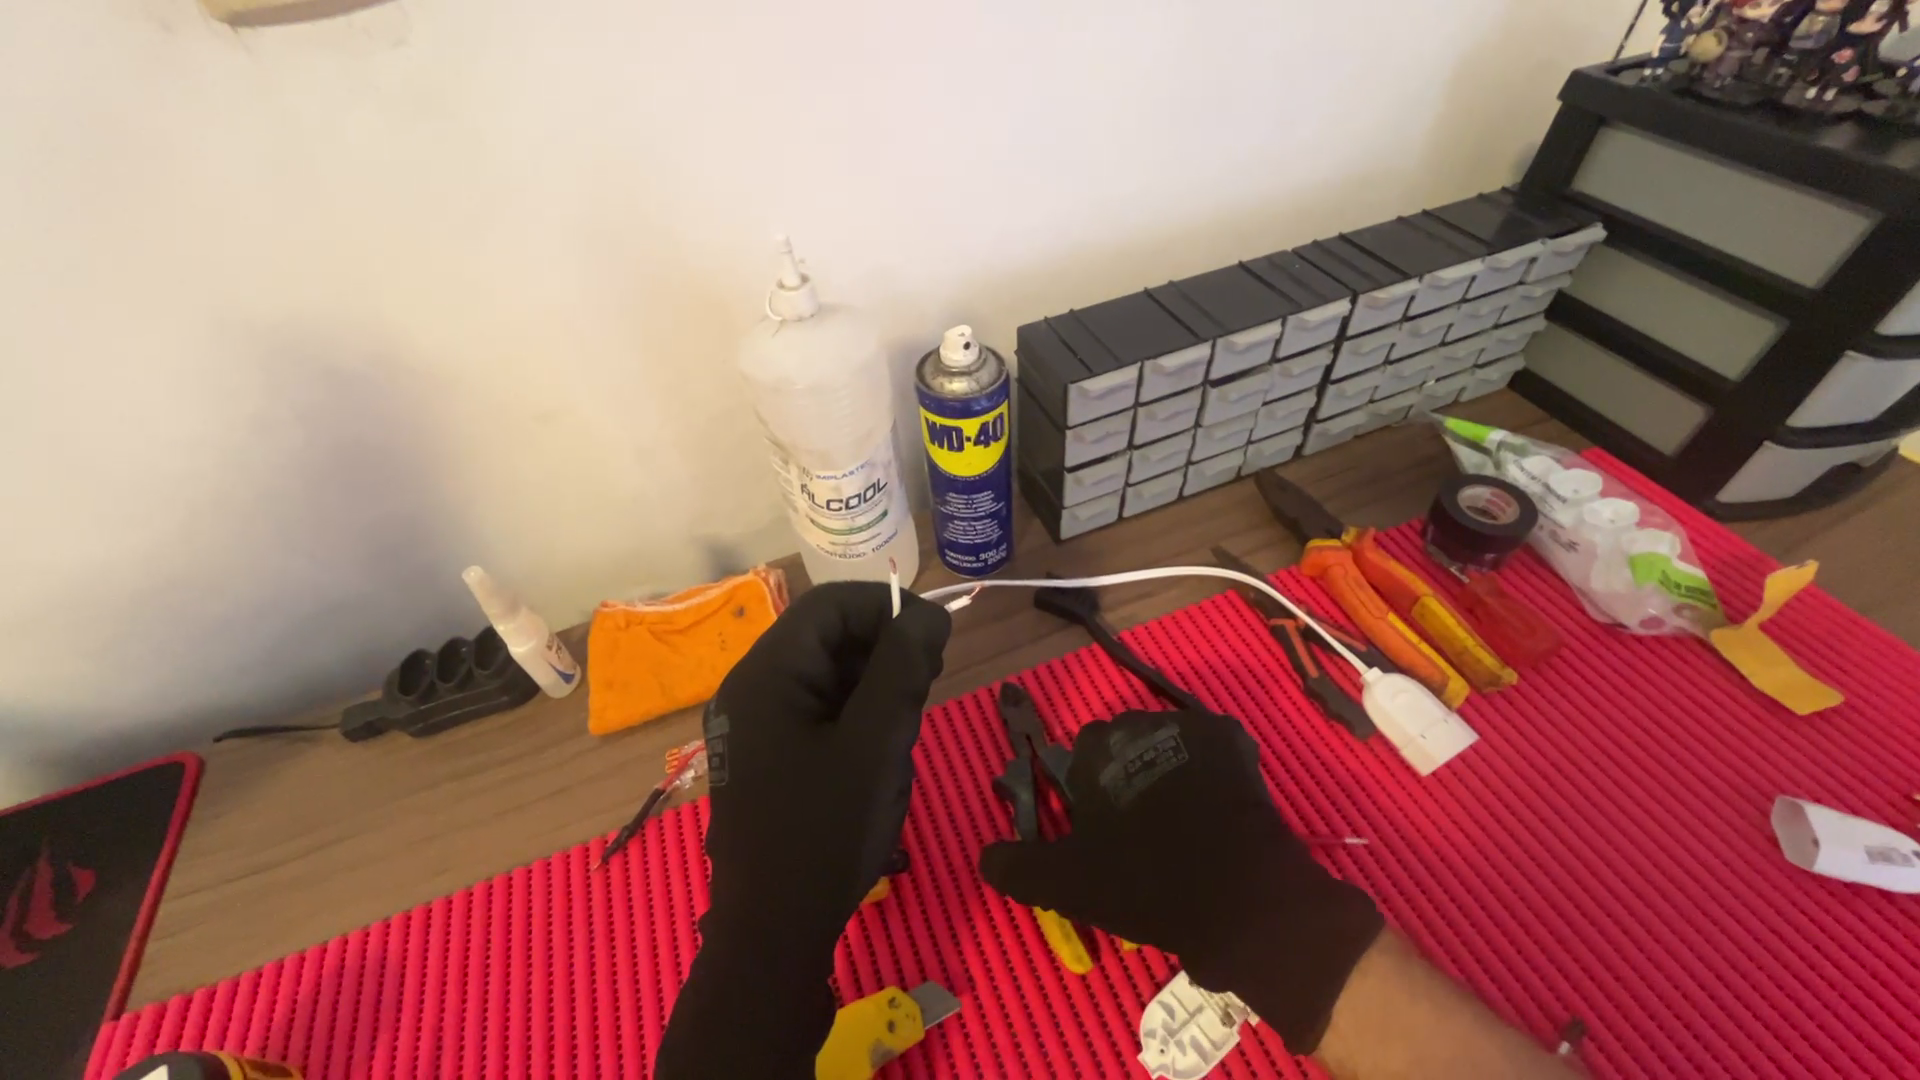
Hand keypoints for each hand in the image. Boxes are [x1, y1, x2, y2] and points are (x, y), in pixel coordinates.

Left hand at [700, 581, 951, 953]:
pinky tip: (878, 762)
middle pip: (831, 639)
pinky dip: (858, 723)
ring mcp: (758, 724)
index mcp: (766, 674)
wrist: (775, 933)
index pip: (831, 606)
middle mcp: (754, 689)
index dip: (888, 609)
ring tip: (898, 742)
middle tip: (924, 694)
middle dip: (885, 656)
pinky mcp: (771, 754)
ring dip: (876, 694)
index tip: (937, 640)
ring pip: (832, 677)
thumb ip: (903, 667)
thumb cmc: (825, 832)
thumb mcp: (875, 742)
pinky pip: (823, 713)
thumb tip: (930, 613)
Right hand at [977, 709, 1382, 1052]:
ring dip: (1165, 773)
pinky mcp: (1234, 742)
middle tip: (1141, 833)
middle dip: (1126, 779)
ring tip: (1181, 826)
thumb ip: (1016, 867)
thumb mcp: (1067, 884)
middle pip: (1122, 748)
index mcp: (1095, 747)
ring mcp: (1191, 727)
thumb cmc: (1145, 882)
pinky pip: (1208, 751)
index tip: (1103, 834)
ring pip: (1164, 747)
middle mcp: (1138, 722)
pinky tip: (1211, 812)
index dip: (1088, 797)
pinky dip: (1205, 773)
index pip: (1079, 760)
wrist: (1244, 898)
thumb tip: (983, 857)